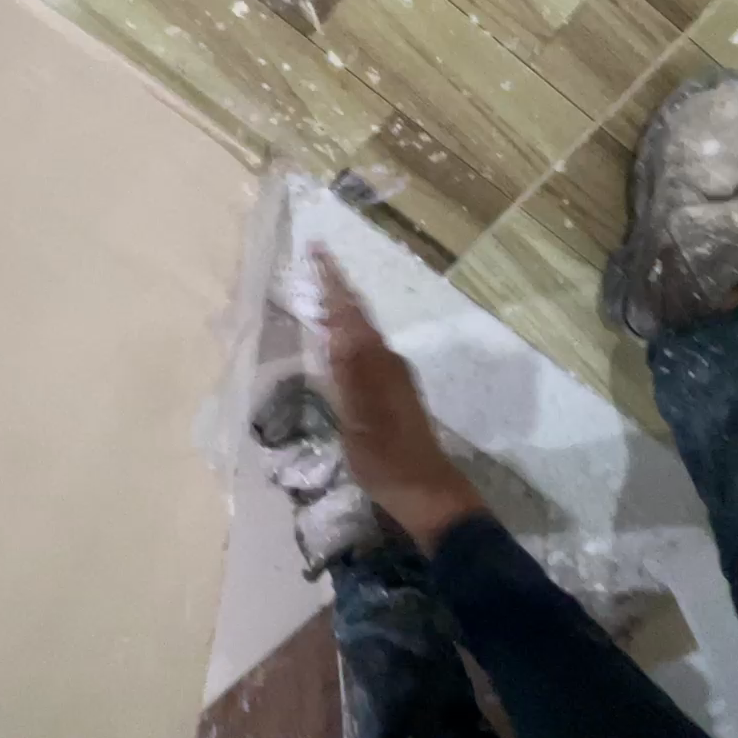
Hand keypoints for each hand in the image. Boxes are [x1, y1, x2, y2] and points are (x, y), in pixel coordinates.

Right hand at [314, 245, 486, 551]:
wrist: (425, 488)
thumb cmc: (384, 457)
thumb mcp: (356, 419)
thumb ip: (345, 374)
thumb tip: (334, 329)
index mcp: (375, 360)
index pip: (350, 310)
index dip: (333, 280)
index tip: (318, 249)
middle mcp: (387, 358)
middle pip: (357, 314)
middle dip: (335, 289)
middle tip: (312, 266)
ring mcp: (392, 372)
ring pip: (361, 330)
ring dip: (340, 311)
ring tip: (316, 299)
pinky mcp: (393, 387)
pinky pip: (364, 347)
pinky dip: (346, 334)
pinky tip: (333, 342)